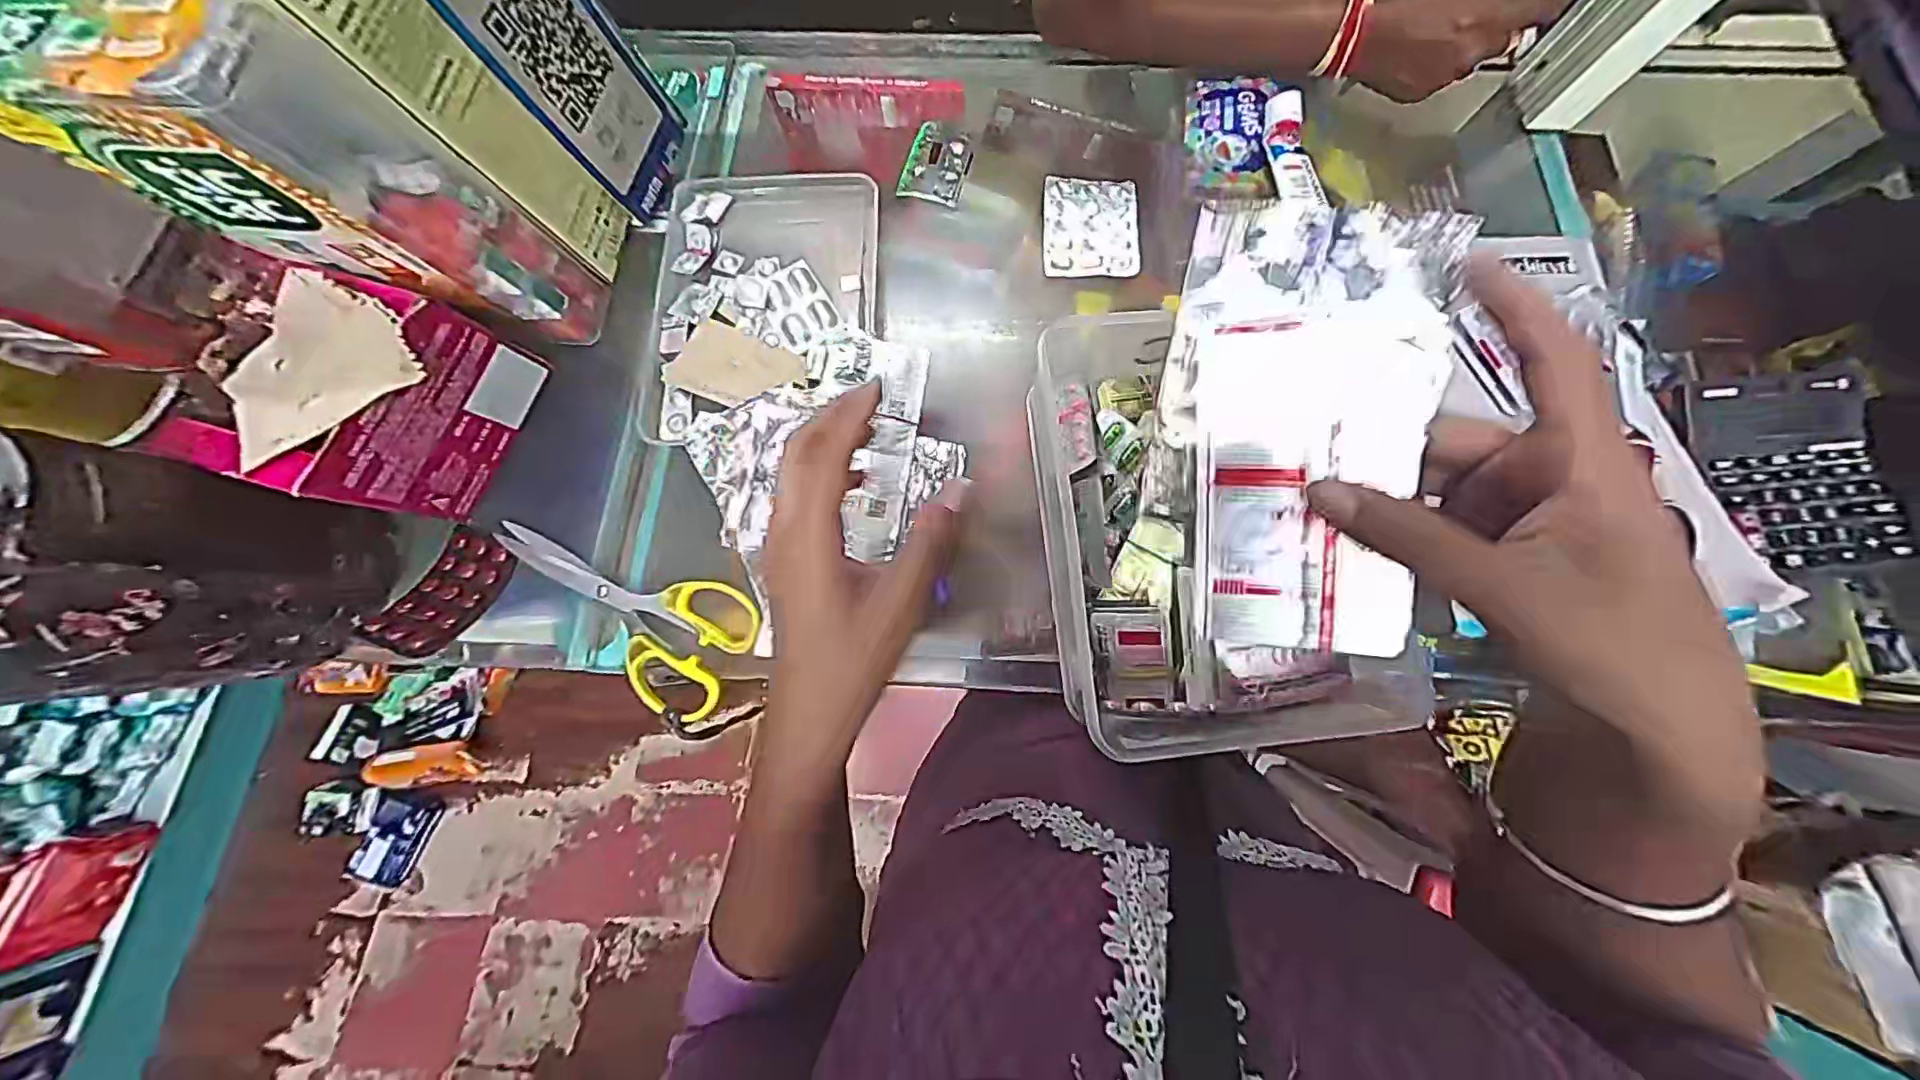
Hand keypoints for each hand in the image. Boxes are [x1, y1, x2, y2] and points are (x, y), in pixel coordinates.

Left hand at [759, 383, 965, 784]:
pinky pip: (796, 496)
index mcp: (809, 533)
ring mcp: (777, 545)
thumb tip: (958, 490)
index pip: (824, 454)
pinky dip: (823, 473)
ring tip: (866, 432)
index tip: (878, 388)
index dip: (850, 415)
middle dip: (831, 417)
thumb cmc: (852, 661)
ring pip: (791, 472)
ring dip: (825, 443)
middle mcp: (784, 530)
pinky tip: (854, 485)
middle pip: (797, 452)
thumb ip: (928, 543)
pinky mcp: (784, 560)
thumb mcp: (900, 604)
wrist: (808, 711)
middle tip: (872, 399)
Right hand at [1305, 258, 1758, 811]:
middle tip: (1303, 456)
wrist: (1652, 743)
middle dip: (1380, 453)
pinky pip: (1426, 538)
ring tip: (1306, 509)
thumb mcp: (1504, 586)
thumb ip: (1409, 537)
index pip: (1554, 364)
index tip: (1463, 269)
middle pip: (1448, 446)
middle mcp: (1542, 483)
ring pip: (1426, 497)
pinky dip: (1385, 543)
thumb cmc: (1614, 649)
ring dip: (1372, 506)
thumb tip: (1321, 490)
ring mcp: (1514, 528)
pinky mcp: (1492, 568)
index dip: (1514, 310)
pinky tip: (1338, 551)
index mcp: (1578, 463)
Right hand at [1353, 0, 1568, 102]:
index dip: (1549, 6)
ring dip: (1466, 44)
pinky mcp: (1418, 92)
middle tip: (1480, 13)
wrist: (1351, 31)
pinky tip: (1420, 48)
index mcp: (1491, 13)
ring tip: (1440, 30)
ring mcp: (1445, 75)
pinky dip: (1436, 62)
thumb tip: (1498, 5)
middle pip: (1508, 38)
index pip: (1546, 9)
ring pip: (1472, 58)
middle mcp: (1474, 49)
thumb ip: (1489, 1)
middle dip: (1501, 24)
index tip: (1550, 6)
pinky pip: (1440, 76)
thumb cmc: (1396, 0)